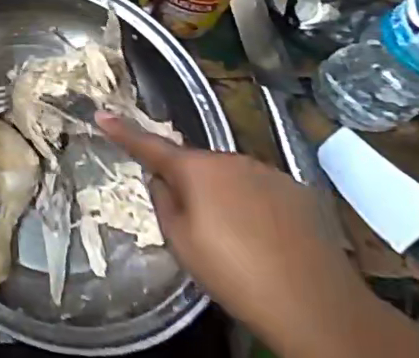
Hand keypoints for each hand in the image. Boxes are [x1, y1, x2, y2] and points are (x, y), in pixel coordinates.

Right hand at [97, 114, 418, 357]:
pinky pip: (261, 190)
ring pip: (230, 178)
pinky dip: (255, 208)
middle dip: (191, 186)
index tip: (102, 113)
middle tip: (197, 229)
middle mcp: (229, 159)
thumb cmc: (236, 274)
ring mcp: (266, 170)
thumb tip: (162, 180)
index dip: (123, 131)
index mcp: (195, 169)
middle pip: (196, 166)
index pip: (150, 146)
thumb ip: (164, 203)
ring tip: (239, 243)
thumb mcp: (182, 245)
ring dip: (225, 198)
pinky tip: (267, 242)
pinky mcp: (295, 189)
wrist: (317, 304)